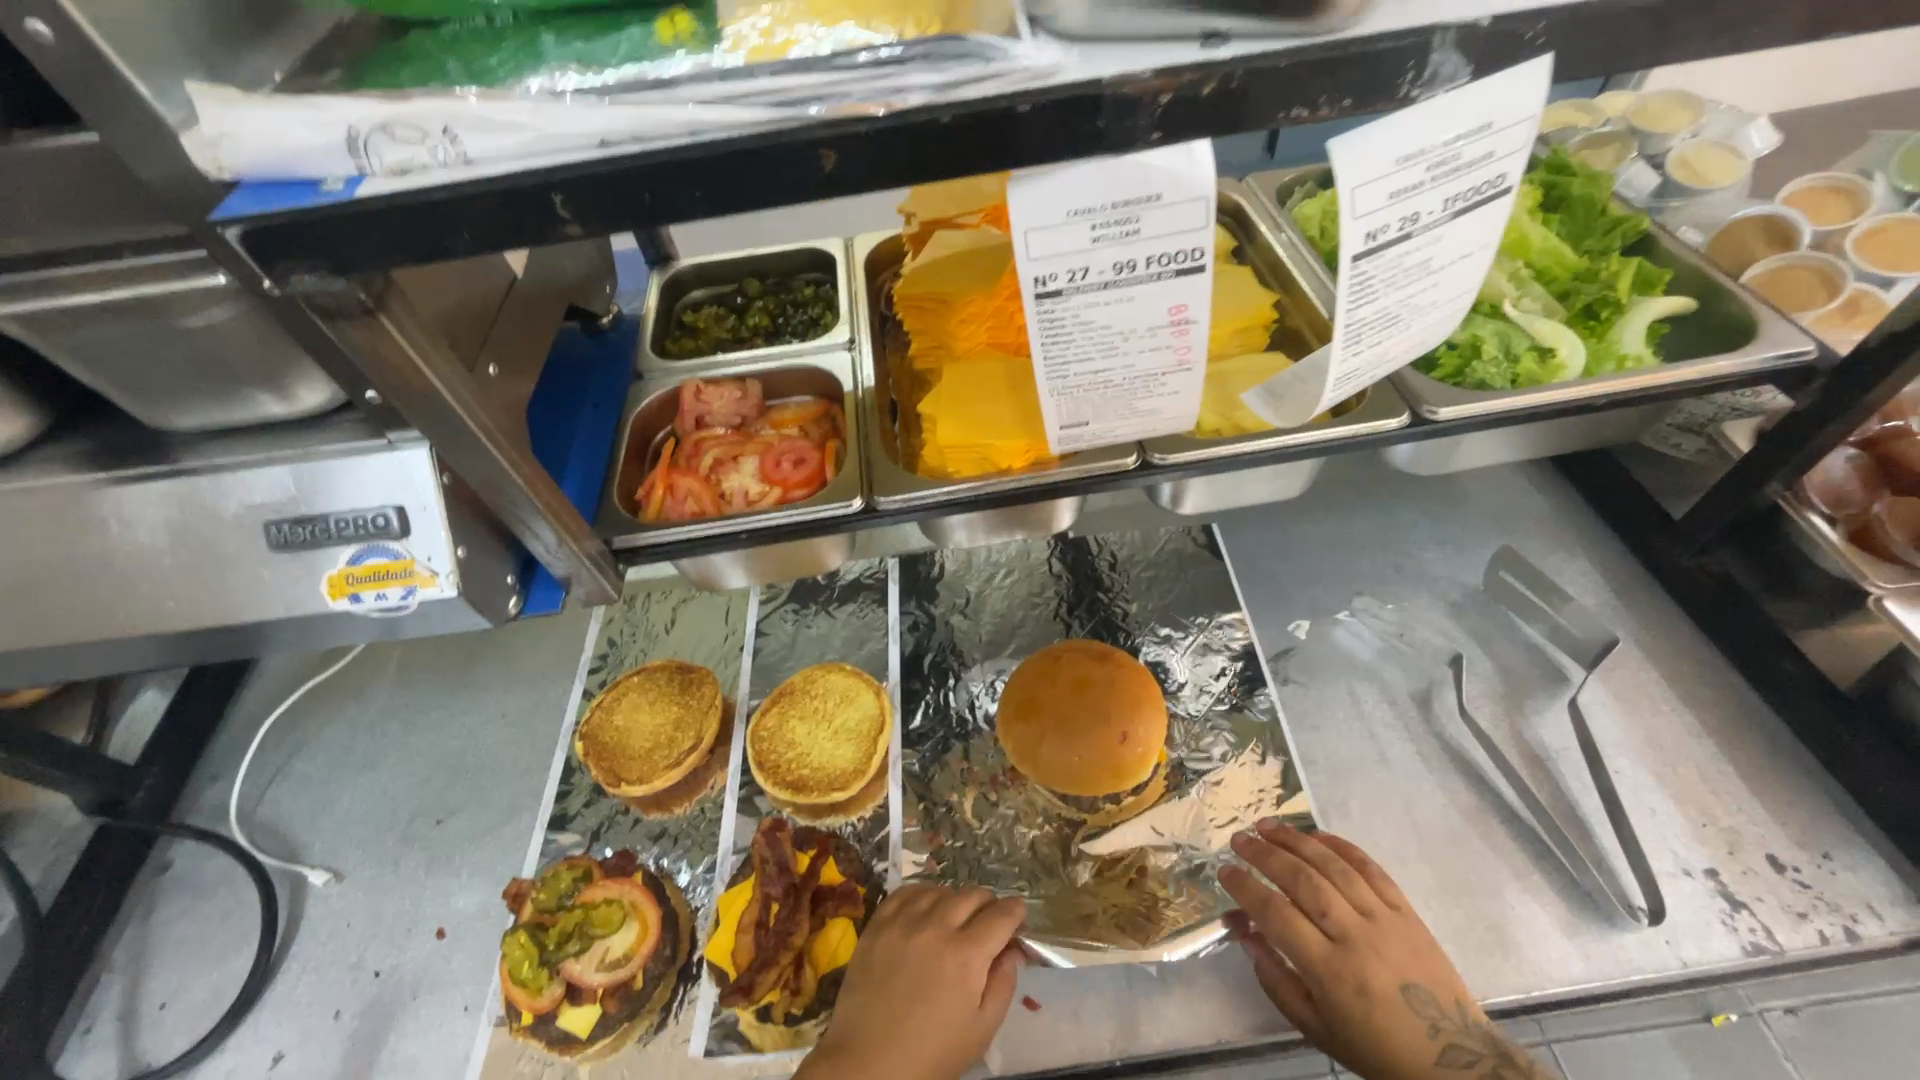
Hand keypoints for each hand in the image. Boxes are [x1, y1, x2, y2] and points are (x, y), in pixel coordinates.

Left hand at [799, 884, 1027, 1079]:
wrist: (868, 1063)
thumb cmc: (932, 1054)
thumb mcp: (982, 1029)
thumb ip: (1004, 983)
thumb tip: (1014, 950)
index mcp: (966, 955)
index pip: (1002, 914)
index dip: (1017, 912)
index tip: (1019, 918)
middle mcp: (936, 928)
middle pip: (973, 895)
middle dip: (989, 905)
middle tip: (989, 923)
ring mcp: (903, 923)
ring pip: (940, 890)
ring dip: (956, 899)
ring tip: (956, 918)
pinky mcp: (878, 925)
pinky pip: (905, 892)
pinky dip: (923, 894)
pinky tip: (926, 909)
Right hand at [1221, 821, 1546, 1079]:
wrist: (1453, 1058)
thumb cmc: (1375, 1047)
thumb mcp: (1316, 1028)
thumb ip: (1276, 981)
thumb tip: (1247, 935)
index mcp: (1329, 971)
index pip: (1276, 914)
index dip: (1246, 888)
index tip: (1224, 871)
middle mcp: (1355, 937)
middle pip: (1302, 881)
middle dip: (1265, 854)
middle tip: (1239, 838)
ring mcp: (1384, 920)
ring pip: (1334, 867)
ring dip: (1297, 840)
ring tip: (1268, 825)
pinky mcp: (1407, 912)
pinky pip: (1371, 869)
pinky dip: (1341, 846)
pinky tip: (1316, 835)